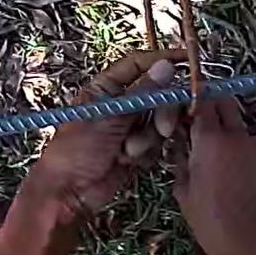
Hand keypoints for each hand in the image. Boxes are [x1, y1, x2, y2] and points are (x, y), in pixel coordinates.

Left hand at [27, 51, 180, 222]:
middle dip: (161, 113)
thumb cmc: (77, 151)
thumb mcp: (109, 119)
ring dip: (147, 138)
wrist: (68, 193)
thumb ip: (141, 94)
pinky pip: (155, 143)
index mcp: (104, 89)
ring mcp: (128, 128)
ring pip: (158, 121)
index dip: (161, 61)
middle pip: (155, 94)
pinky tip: (128, 162)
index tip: (187, 61)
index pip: (137, 65)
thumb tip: (165, 66)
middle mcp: (119, 105)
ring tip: (128, 152)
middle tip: (163, 129)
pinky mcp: (135, 149)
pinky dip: (145, 153)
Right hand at [174, 96, 255, 254]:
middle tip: (201, 126)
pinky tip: (239, 181)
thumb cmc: (212, 222)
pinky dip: (245, 156)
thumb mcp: (184, 193)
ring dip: (229, 137)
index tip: (186, 111)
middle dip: (213, 108)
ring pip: (241, 130)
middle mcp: (238, 137)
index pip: (202, 103)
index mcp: (211, 142)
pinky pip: (254, 150)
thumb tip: (181, 147)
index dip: (193, 102)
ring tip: (221, 166)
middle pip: (226, 104)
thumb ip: (181, 162)